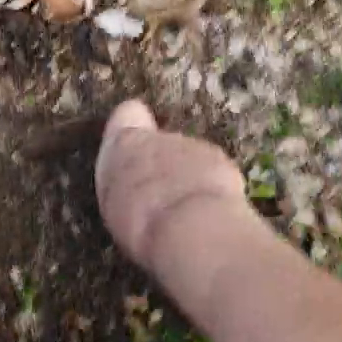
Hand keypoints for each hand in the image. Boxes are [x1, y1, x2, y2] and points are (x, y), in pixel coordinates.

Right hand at [95, 99, 246, 263]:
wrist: (191, 227)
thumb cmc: (139, 219)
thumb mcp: (115, 205)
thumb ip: (123, 186)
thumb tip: (129, 189)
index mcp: (125, 143)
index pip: (128, 113)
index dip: (133, 126)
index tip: (134, 149)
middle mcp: (160, 136)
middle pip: (162, 141)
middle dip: (164, 163)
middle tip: (162, 196)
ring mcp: (196, 147)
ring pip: (191, 158)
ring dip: (190, 178)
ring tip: (189, 212)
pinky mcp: (225, 164)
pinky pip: (217, 173)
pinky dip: (215, 190)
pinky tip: (212, 215)